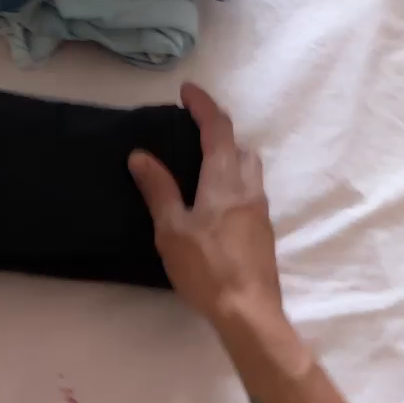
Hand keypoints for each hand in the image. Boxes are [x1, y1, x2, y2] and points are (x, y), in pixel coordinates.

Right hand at [129, 83, 282, 326]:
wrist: (248, 311)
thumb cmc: (206, 269)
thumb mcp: (171, 230)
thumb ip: (158, 190)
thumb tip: (140, 155)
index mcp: (225, 179)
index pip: (217, 127)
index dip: (203, 105)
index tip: (187, 91)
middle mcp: (249, 187)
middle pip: (239, 147)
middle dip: (219, 134)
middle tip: (195, 137)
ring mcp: (260, 212)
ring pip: (249, 171)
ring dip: (230, 160)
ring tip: (205, 173)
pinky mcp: (263, 234)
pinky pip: (250, 196)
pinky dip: (234, 188)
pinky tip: (218, 210)